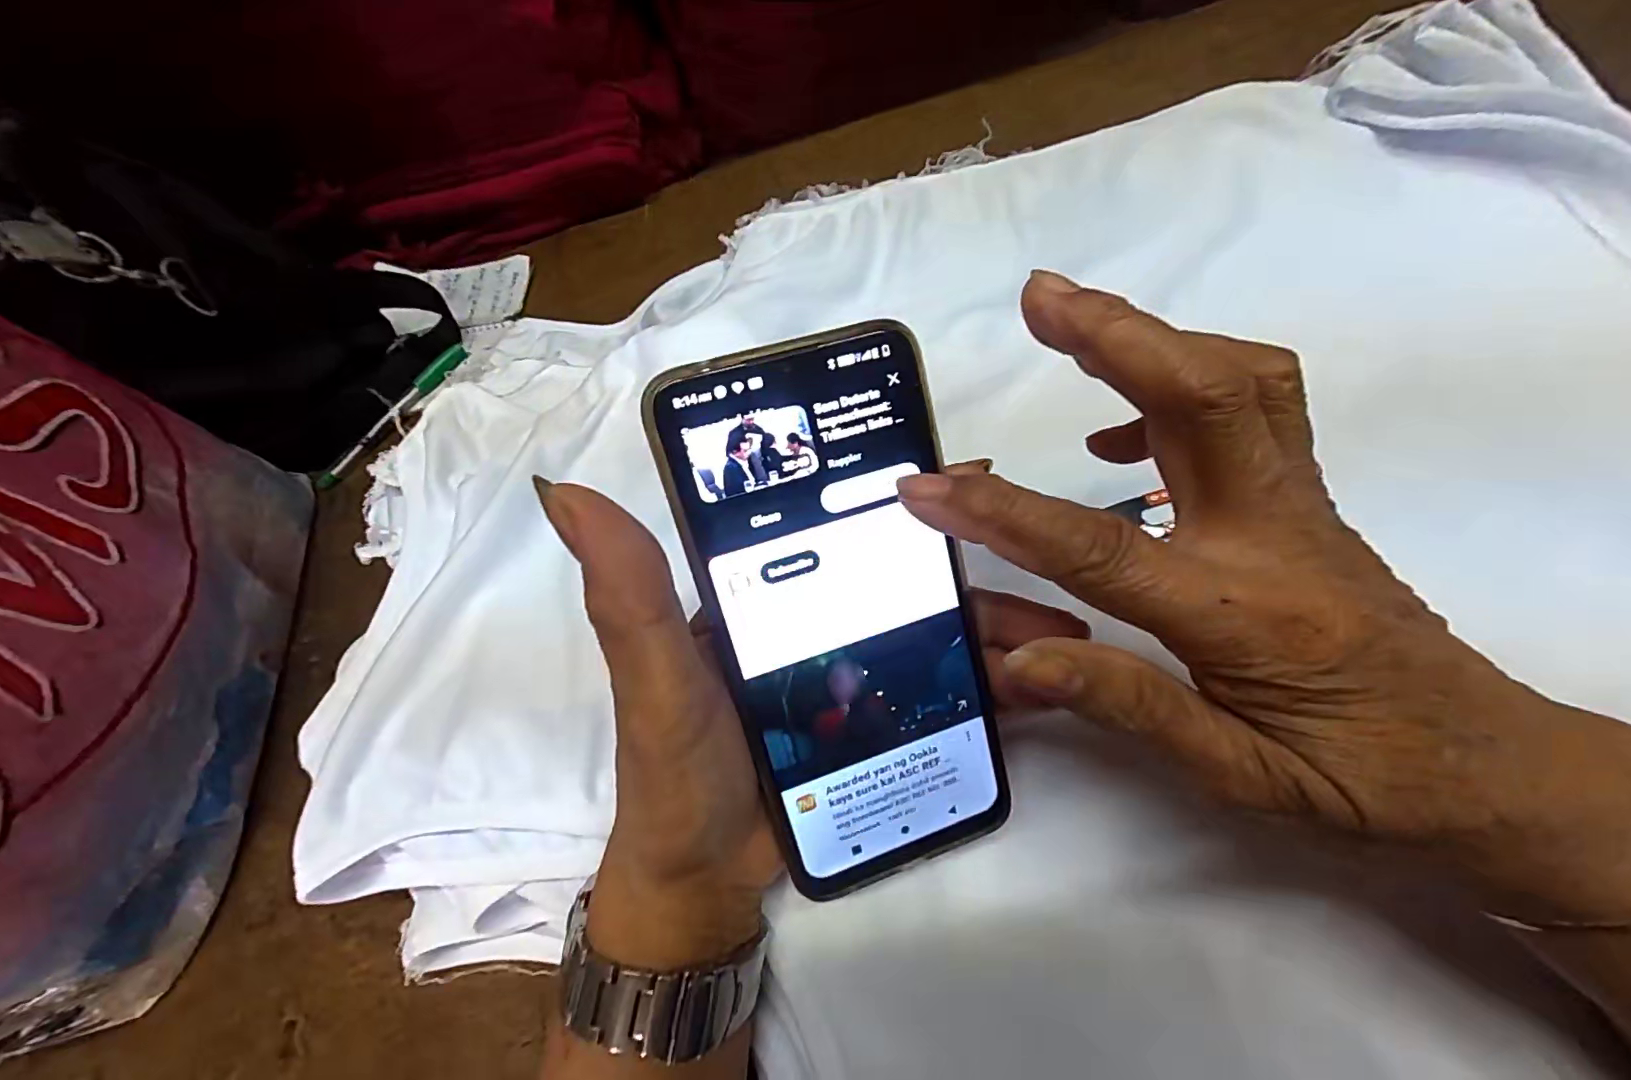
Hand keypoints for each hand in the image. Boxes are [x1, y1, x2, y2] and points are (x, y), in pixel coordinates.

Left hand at [535, 471, 1088, 965]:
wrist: (707, 876)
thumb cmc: (677, 768)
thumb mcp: (653, 676)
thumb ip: (628, 594)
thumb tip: (569, 494)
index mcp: (768, 592)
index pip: (838, 524)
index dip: (900, 496)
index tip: (968, 476)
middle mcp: (817, 615)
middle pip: (906, 575)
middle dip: (977, 565)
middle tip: (1045, 557)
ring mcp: (854, 666)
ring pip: (934, 629)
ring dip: (996, 625)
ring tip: (1061, 632)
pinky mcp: (879, 714)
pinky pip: (940, 686)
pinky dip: (986, 681)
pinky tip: (1034, 681)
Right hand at [895, 272, 1630, 924]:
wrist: (1492, 768)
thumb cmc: (1364, 782)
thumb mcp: (1241, 775)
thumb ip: (1129, 705)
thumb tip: (1021, 658)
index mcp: (1241, 613)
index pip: (1096, 547)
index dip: (1000, 513)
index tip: (927, 487)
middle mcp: (1274, 533)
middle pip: (1201, 397)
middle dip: (1113, 336)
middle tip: (1040, 296)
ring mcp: (1300, 504)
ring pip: (1241, 379)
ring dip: (1153, 338)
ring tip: (1078, 322)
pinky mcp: (1307, 499)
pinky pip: (1253, 408)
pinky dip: (1181, 388)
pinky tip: (1120, 434)